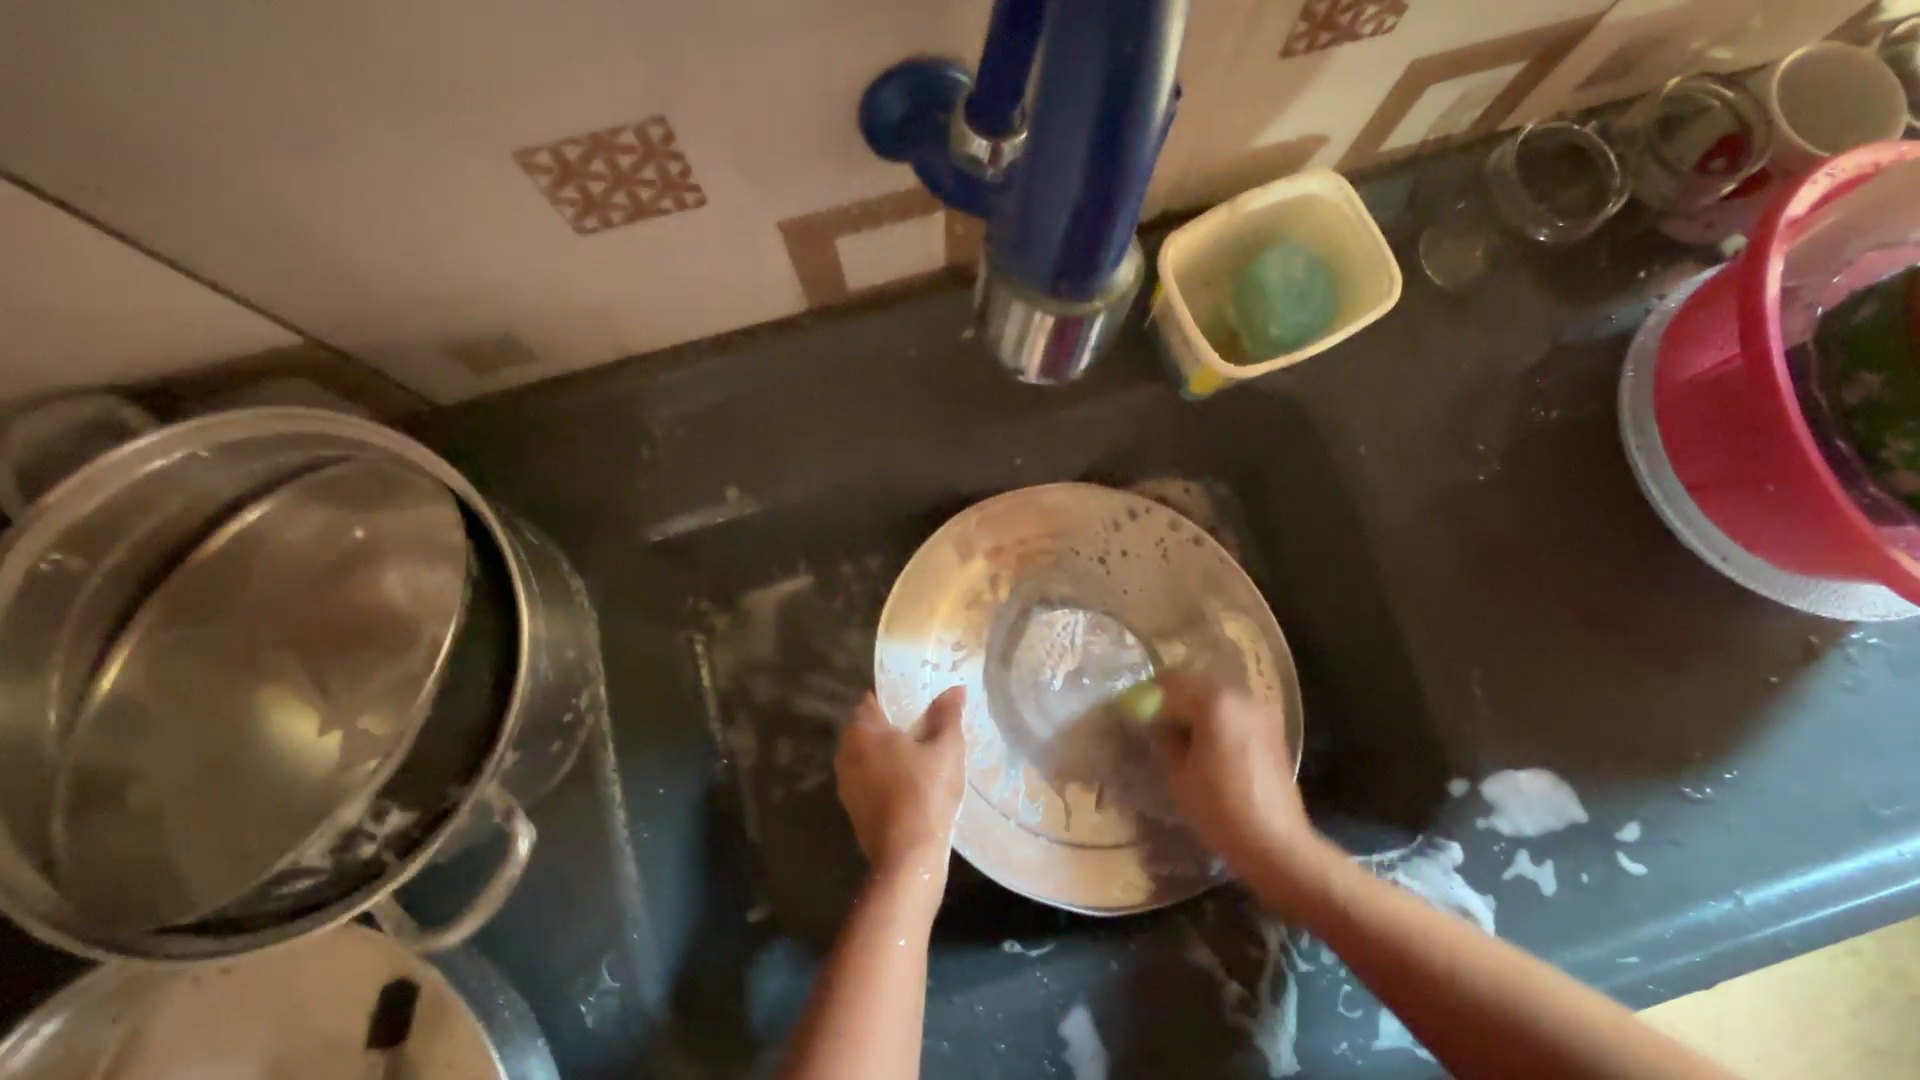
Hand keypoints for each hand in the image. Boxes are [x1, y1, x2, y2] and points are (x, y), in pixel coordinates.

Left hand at [836, 688, 967, 884]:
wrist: (908, 855)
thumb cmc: (926, 792)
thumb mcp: (946, 749)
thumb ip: (948, 716)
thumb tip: (955, 689)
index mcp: (862, 732)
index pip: (870, 702)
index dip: (892, 699)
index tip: (915, 701)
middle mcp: (845, 754)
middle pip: (866, 730)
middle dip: (890, 727)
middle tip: (922, 726)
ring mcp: (846, 785)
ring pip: (866, 758)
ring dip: (886, 755)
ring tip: (918, 755)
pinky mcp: (853, 810)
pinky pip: (868, 782)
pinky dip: (884, 778)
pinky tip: (908, 784)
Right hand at [1150, 674, 1322, 871]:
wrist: (1275, 843)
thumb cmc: (1219, 808)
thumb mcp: (1178, 774)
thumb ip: (1164, 738)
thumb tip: (1158, 722)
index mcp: (1214, 702)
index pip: (1170, 682)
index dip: (1150, 697)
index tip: (1139, 715)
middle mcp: (1241, 696)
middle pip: (1197, 683)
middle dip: (1176, 700)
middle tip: (1160, 727)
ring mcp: (1262, 711)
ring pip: (1218, 696)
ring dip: (1198, 709)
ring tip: (1186, 740)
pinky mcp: (1273, 729)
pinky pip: (1237, 711)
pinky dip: (1220, 719)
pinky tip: (1212, 748)